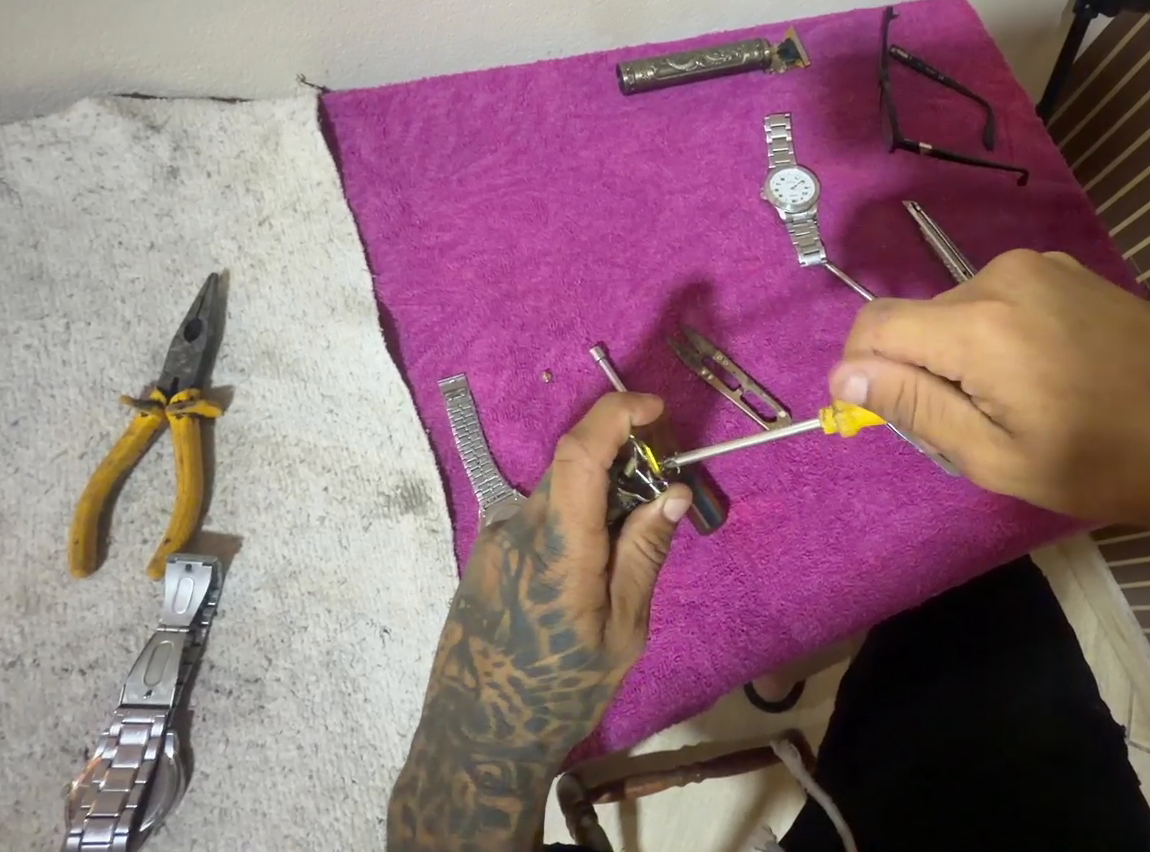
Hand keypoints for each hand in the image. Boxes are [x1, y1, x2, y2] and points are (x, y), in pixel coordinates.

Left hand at [388, 392, 691, 851]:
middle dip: (624, 465)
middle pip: (575, 467)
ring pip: (558, 492)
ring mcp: (494, 538)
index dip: (616, 413)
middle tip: (659, 499)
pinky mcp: (485, 552)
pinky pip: (538, 515)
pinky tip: (583, 571)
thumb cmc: (560, 690)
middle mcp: (518, 527)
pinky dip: (572, 518)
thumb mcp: (624, 631)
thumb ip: (644, 552)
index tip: (655, 409)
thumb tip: (674, 490)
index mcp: (559, 546)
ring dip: (598, 498)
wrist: (474, 739)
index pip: (580, 452)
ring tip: (621, 554)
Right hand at [829, 249, 1149, 545]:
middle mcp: (1002, 277)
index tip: (881, 410)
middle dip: (919, 368)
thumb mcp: (996, 457)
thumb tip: (844, 375)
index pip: (875, 324)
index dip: (860, 368)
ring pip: (956, 308)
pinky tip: (1043, 371)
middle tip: (969, 425)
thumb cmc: (1104, 465)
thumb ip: (914, 407)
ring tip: (1015, 400)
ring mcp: (1040, 266)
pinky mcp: (1067, 269)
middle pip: (917, 318)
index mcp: (979, 326)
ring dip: (959, 353)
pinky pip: (998, 298)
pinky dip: (995, 334)